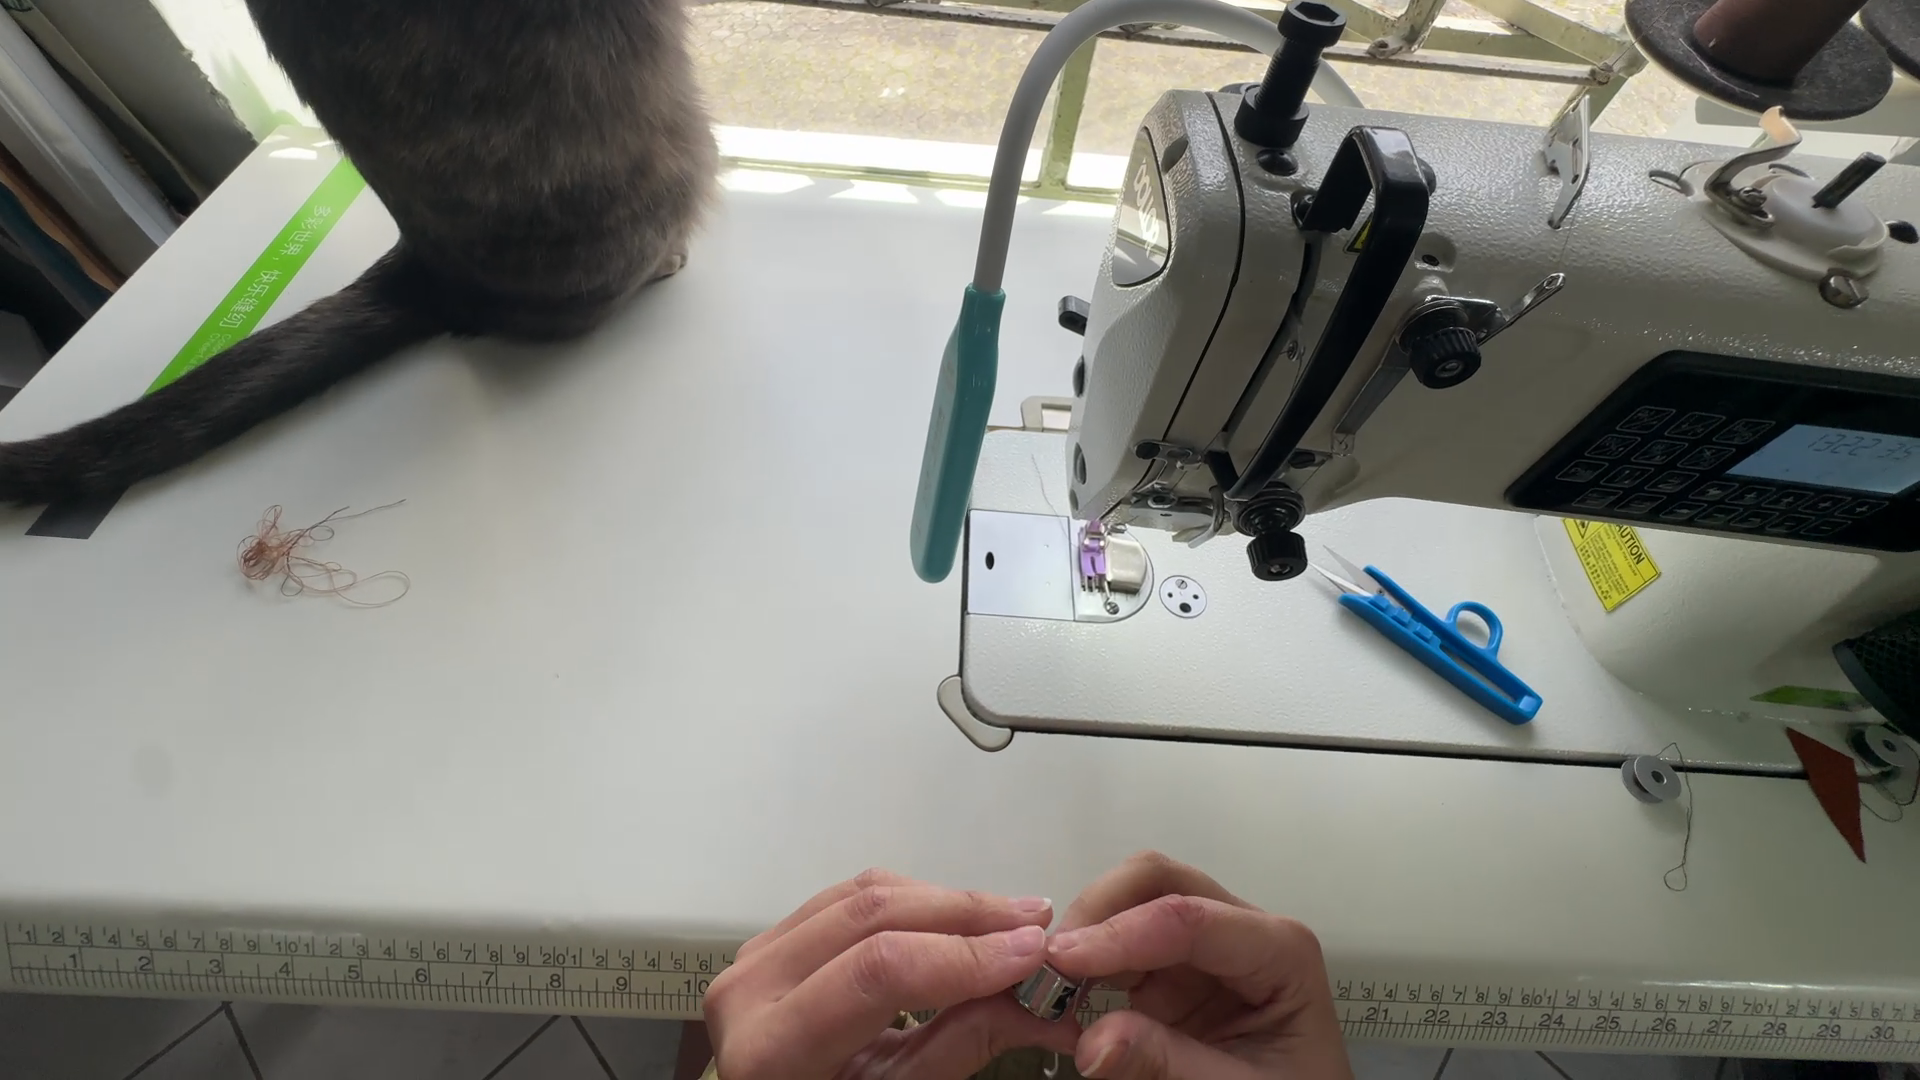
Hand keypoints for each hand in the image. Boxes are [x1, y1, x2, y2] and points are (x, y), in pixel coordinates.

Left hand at [703, 869, 1080, 1079]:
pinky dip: (912, 898)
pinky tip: (955, 913)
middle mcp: (752, 984)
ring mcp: (758, 951)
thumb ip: (964, 1044)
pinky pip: (850, 895)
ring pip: (865, 892)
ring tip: (1008, 916)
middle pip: (873, 915)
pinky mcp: (776, 934)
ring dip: (945, 900)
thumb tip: (1047, 1006)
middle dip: (965, 913)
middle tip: (1035, 919)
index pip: (878, 972)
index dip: (963, 954)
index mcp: (771, 1049)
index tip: (1033, 950)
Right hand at [1045, 852, 1351, 1079]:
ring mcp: (1205, 942)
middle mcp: (1240, 927)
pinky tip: (1067, 985)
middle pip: (1159, 879)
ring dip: (1090, 926)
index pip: (1188, 916)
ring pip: (1134, 896)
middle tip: (1054, 955)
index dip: (1121, 932)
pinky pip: (1124, 940)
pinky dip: (1091, 957)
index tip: (1063, 959)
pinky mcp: (1175, 965)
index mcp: (1277, 949)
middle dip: (1101, 907)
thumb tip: (1089, 1043)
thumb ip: (1167, 1063)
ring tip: (1051, 972)